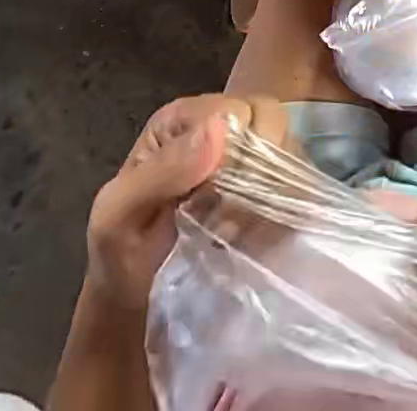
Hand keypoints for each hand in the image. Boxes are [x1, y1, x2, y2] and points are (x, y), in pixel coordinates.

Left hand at [85, 94, 283, 311]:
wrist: (138, 305)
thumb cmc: (121, 255)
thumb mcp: (116, 217)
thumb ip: (160, 171)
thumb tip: (217, 129)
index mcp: (182, 120)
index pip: (235, 109)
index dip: (233, 152)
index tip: (212, 197)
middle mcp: (222, 126)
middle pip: (272, 120)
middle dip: (258, 171)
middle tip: (228, 218)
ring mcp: (252, 154)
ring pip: (291, 151)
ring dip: (269, 197)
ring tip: (234, 234)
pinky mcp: (273, 185)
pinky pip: (301, 183)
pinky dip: (283, 213)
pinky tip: (253, 239)